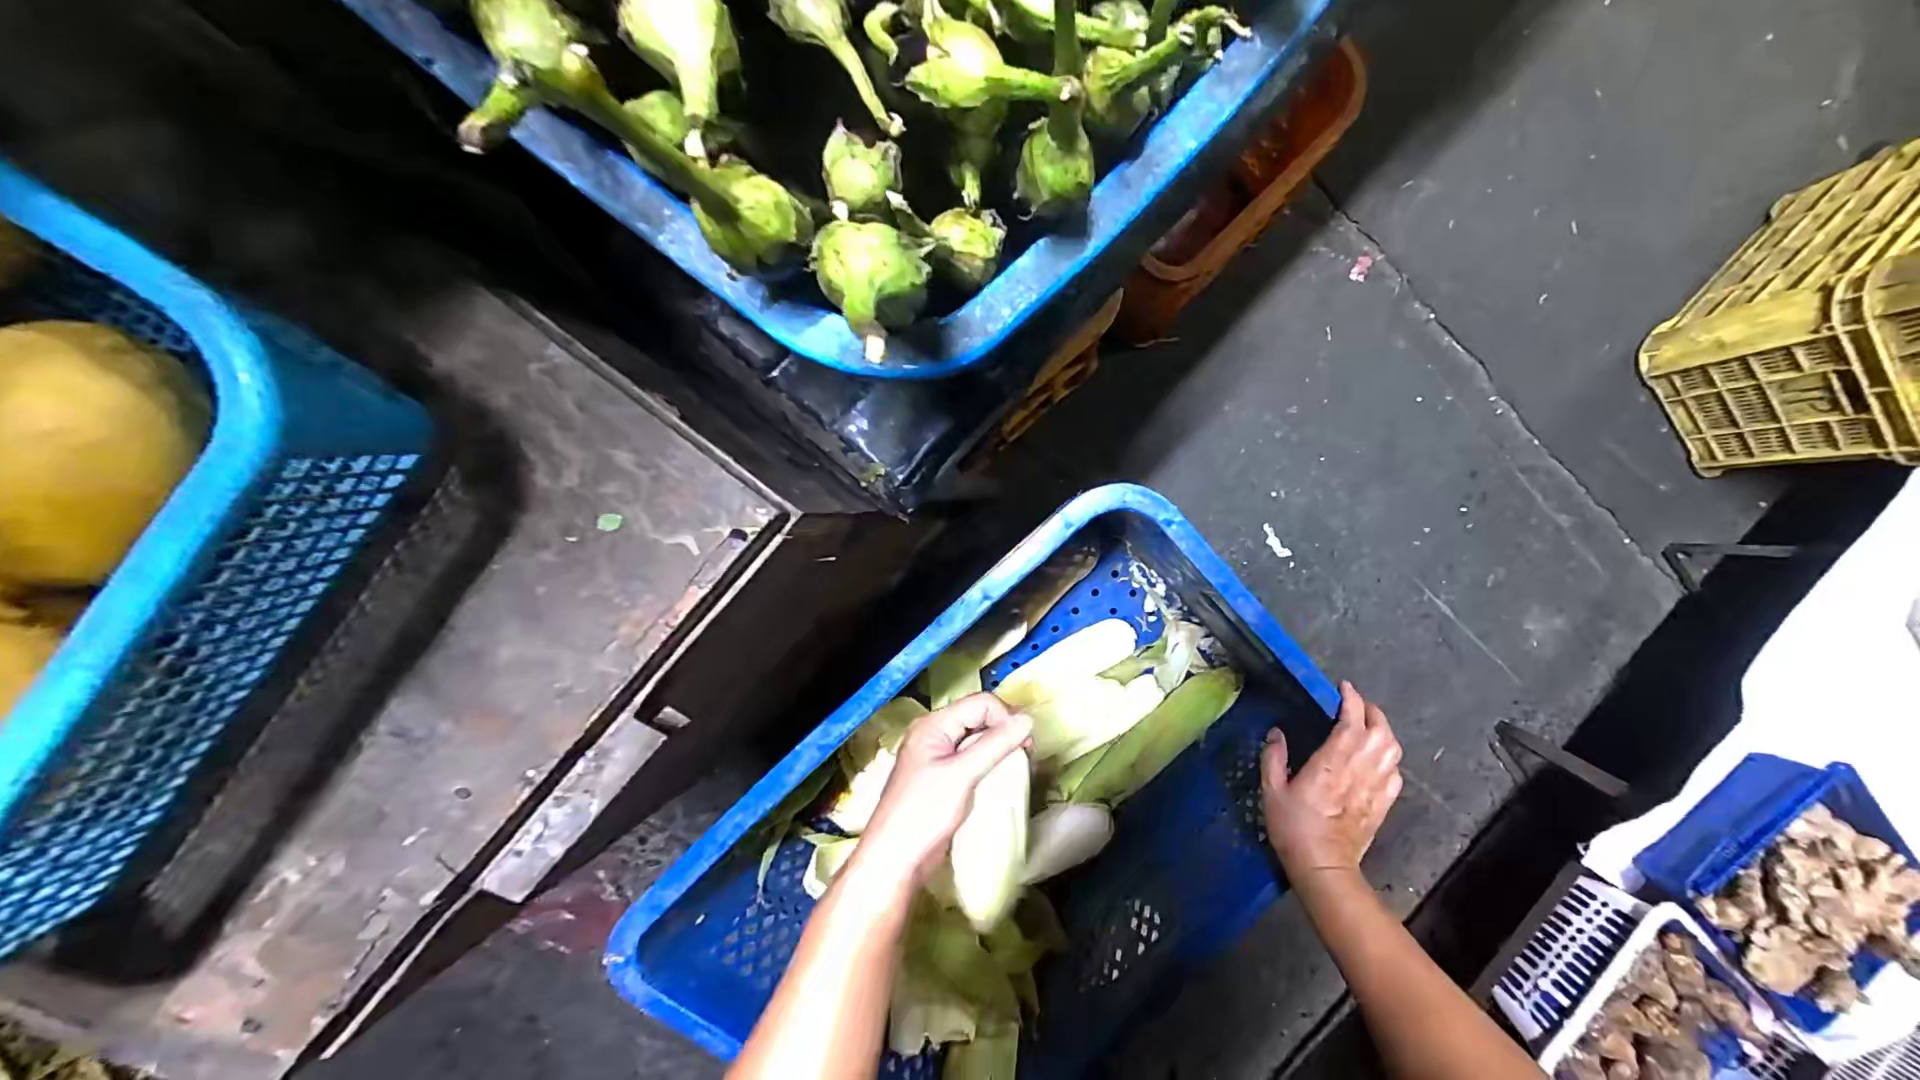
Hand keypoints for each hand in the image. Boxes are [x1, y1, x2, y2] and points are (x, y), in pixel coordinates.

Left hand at [849, 693, 1032, 892]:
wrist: (894, 859)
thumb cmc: (924, 814)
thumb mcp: (963, 775)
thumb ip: (995, 745)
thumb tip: (1028, 721)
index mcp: (933, 725)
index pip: (980, 703)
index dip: (1006, 718)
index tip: (1026, 745)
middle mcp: (933, 733)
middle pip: (978, 717)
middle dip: (1004, 731)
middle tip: (1025, 755)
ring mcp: (936, 754)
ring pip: (976, 738)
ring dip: (998, 748)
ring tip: (1016, 767)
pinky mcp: (941, 775)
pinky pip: (970, 757)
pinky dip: (988, 762)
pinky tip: (999, 778)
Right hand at [1260, 680, 1402, 878]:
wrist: (1323, 866)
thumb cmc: (1293, 826)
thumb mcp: (1272, 789)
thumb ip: (1274, 757)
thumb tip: (1277, 733)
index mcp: (1332, 763)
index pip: (1351, 722)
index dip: (1351, 700)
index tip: (1343, 687)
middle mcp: (1360, 770)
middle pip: (1380, 731)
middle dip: (1371, 711)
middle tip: (1355, 704)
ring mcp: (1377, 788)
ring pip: (1393, 749)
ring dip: (1383, 731)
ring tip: (1368, 725)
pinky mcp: (1384, 804)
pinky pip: (1395, 773)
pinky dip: (1389, 757)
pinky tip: (1377, 758)